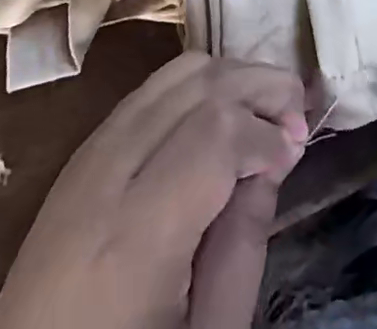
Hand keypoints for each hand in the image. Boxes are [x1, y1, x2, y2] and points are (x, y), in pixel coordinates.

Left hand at [0, 53, 307, 328]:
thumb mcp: (209, 328)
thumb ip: (246, 239)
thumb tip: (276, 156)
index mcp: (134, 235)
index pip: (215, 130)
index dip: (268, 129)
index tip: (295, 155)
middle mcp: (103, 176)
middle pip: (197, 84)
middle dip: (260, 85)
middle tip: (295, 119)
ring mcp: (85, 157)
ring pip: (174, 74)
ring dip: (231, 79)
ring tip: (263, 115)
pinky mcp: (81, 155)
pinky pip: (150, 92)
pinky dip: (198, 89)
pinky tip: (219, 120)